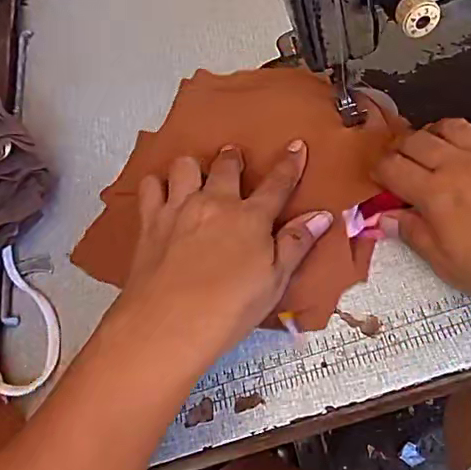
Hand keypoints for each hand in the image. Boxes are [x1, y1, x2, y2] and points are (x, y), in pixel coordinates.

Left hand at [107, 142, 332, 365]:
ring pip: (185, 166)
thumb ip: (296, 244)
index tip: (295, 147)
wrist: (168, 323)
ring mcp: (179, 209)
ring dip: (194, 166)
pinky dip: (157, 184)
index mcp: (251, 218)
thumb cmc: (227, 309)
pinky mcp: (150, 222)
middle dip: (233, 158)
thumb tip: (320, 216)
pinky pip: (151, 186)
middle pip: (227, 166)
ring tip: (197, 174)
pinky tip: (162, 192)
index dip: (289, 164)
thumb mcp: (274, 282)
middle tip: (234, 158)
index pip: (277, 184)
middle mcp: (214, 204)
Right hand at [372, 112, 470, 337]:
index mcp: (436, 195)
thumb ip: (415, 236)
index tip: (378, 175)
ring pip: (455, 126)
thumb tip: (388, 220)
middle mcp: (462, 166)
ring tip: (432, 140)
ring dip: (436, 130)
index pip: (393, 169)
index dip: (380, 169)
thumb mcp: (450, 266)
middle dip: (401, 147)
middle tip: (398, 157)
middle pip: (418, 141)